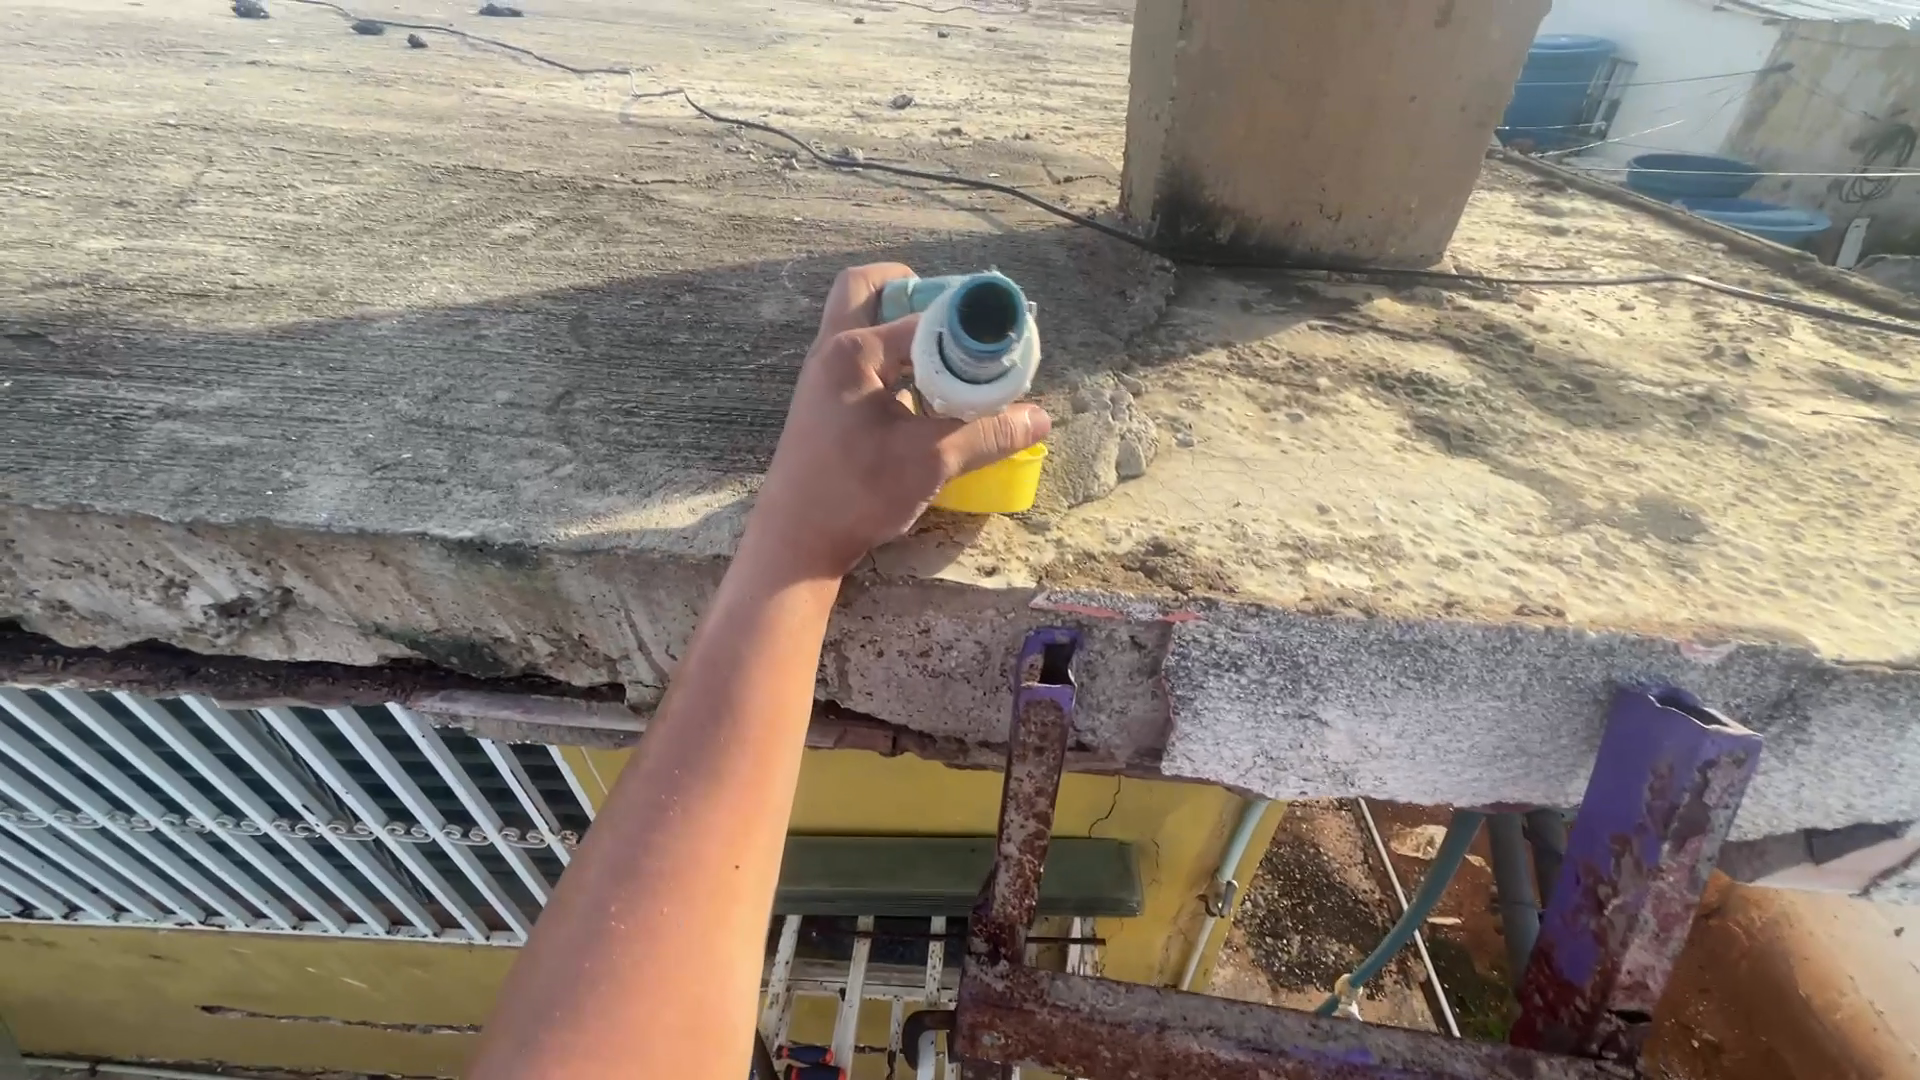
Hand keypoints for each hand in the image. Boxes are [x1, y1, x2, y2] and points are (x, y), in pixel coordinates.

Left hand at [746, 263, 1051, 578]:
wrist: (796, 541)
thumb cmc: (856, 493)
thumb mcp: (930, 461)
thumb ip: (988, 434)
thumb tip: (1039, 418)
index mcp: (852, 352)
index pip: (920, 313)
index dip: (964, 322)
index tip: (998, 338)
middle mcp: (831, 353)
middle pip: (867, 292)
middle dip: (913, 291)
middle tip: (953, 320)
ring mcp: (823, 380)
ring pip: (862, 328)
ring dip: (903, 332)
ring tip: (949, 360)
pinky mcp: (824, 408)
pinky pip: (862, 365)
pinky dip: (894, 366)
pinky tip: (924, 400)